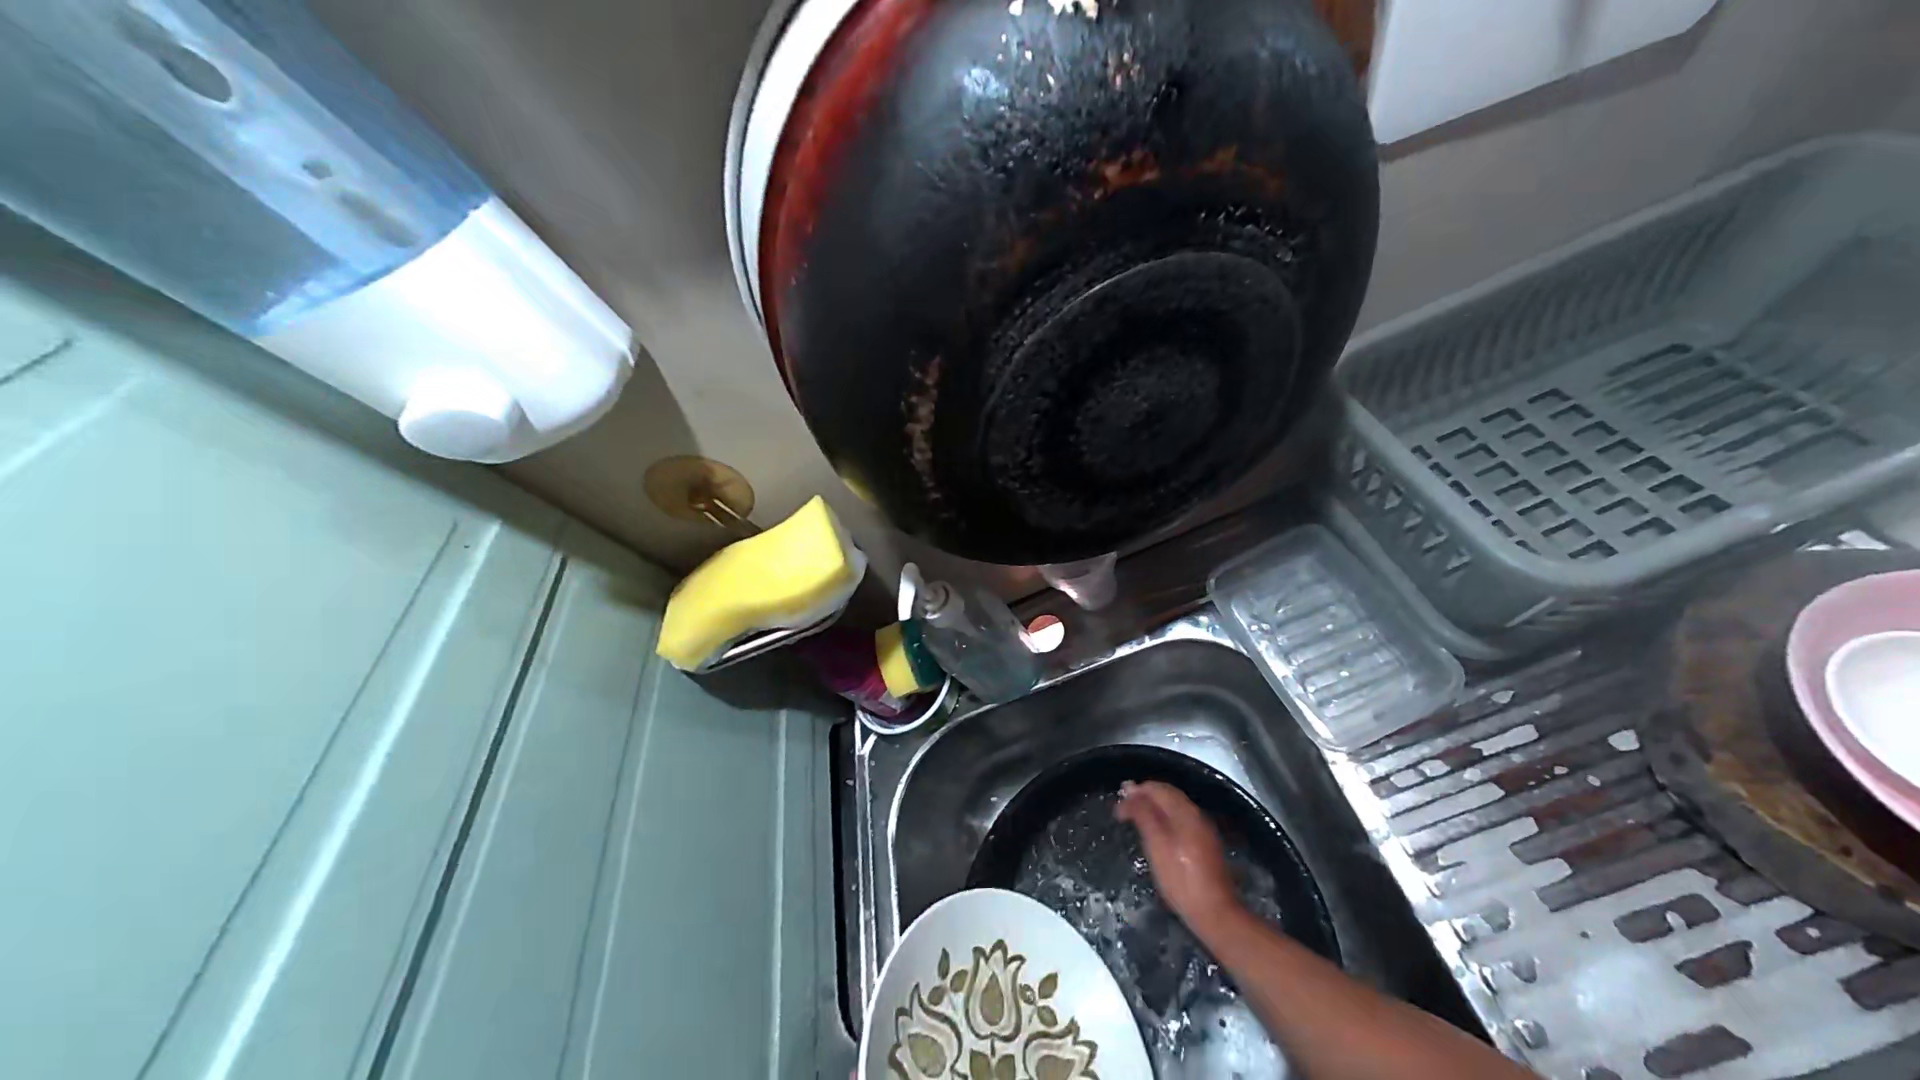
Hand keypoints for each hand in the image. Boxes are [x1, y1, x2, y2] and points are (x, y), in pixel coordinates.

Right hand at [1113, 780, 1241, 929]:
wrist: (1214, 912)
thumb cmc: (1180, 878)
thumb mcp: (1156, 844)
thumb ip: (1143, 814)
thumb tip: (1130, 791)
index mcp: (1184, 811)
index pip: (1156, 788)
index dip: (1135, 792)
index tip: (1118, 806)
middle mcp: (1196, 815)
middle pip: (1167, 795)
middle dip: (1144, 797)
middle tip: (1123, 810)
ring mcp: (1203, 830)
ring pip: (1174, 808)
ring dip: (1153, 808)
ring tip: (1135, 821)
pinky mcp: (1205, 845)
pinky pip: (1181, 821)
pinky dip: (1165, 820)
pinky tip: (1156, 834)